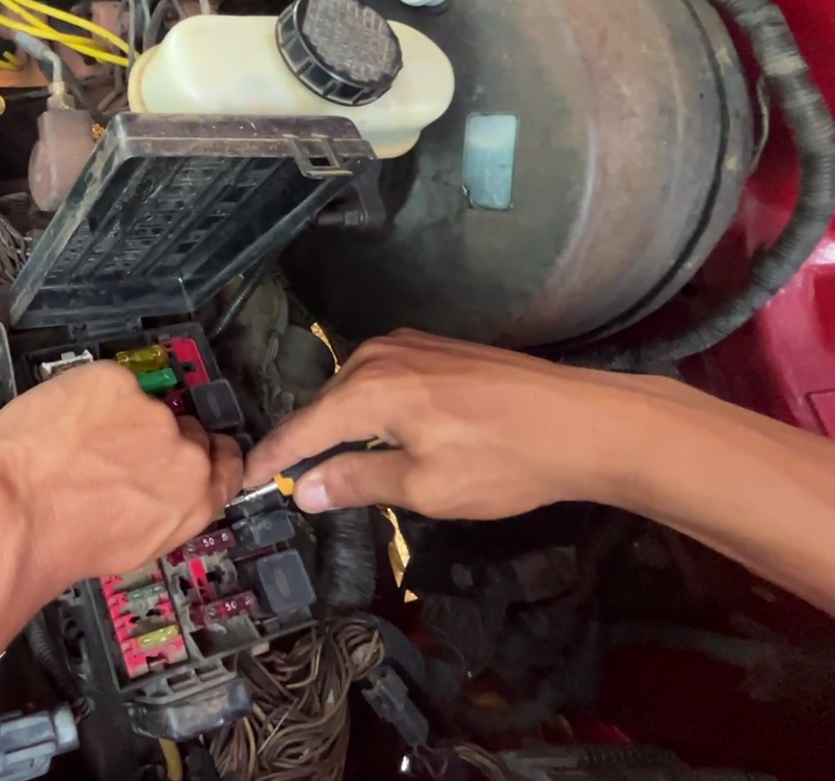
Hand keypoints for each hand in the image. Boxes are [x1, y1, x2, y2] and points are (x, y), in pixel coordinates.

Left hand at [0, 361, 242, 588]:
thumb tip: (151, 489)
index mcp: (195, 500)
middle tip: (111, 445)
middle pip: (180, 426)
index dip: (206, 452)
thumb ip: (160, 509)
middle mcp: (184, 452)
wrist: (18, 513)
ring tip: (72, 438)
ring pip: (138, 401)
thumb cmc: (63, 542)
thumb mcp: (134, 545)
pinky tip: (59, 420)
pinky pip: (105, 380)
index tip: (189, 448)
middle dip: (151, 434)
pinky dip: (84, 394)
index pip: (225, 463)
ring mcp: (149, 410)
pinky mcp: (113, 380)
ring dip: (114, 413)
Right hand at [244, 330, 715, 519]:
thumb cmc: (505, 461)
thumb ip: (356, 482)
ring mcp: (403, 344)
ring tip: (339, 461)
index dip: (270, 459)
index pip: (300, 429)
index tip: (243, 480)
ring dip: (340, 425)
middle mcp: (373, 356)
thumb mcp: (427, 487)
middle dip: (306, 444)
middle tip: (296, 482)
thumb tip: (304, 491)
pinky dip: (368, 407)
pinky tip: (385, 429)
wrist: (591, 420)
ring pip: (350, 391)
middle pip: (322, 407)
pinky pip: (377, 378)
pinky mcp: (429, 345)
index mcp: (366, 390)